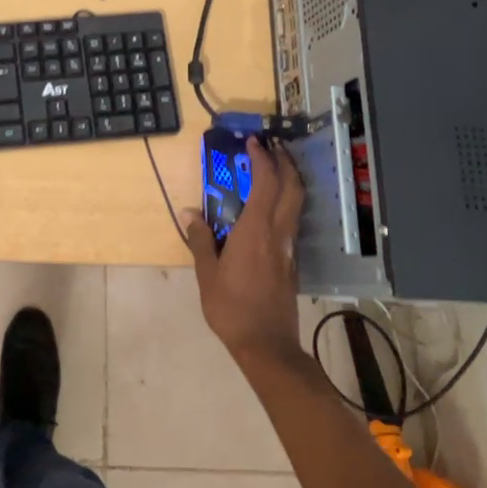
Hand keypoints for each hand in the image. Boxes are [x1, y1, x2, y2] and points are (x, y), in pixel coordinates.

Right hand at [184, 137, 306, 368]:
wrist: (267, 345)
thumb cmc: (231, 308)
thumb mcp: (207, 274)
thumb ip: (200, 240)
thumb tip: (190, 213)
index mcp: (255, 231)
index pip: (266, 183)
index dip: (262, 159)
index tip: (253, 142)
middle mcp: (277, 234)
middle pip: (292, 188)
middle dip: (285, 162)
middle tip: (272, 147)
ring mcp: (288, 249)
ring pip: (296, 205)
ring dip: (289, 181)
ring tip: (274, 169)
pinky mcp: (291, 263)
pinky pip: (291, 222)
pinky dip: (285, 204)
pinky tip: (270, 209)